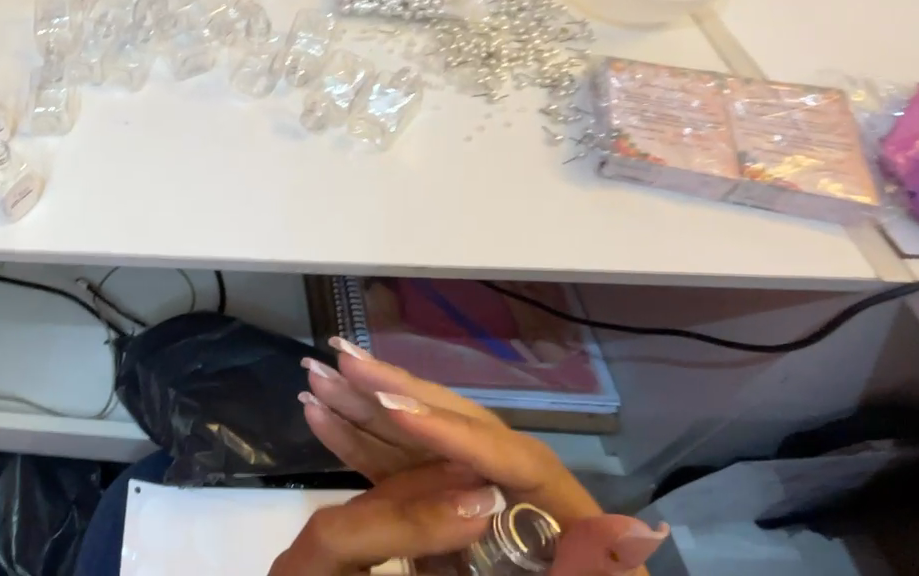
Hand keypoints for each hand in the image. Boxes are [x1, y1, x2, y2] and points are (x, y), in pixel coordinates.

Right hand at [294, 339, 667, 573]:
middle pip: (461, 428)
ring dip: (362, 405)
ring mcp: (475, 496)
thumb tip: (603, 526)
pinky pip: (393, 468)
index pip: (514, 459)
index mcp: (570, 517)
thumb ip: (593, 565)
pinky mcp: (439, 507)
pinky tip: (317, 413)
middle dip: (398, 393)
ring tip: (315, 375)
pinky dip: (355, 441)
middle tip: (345, 361)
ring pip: (417, 440)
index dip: (455, 433)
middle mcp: (520, 491)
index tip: (396, 410)